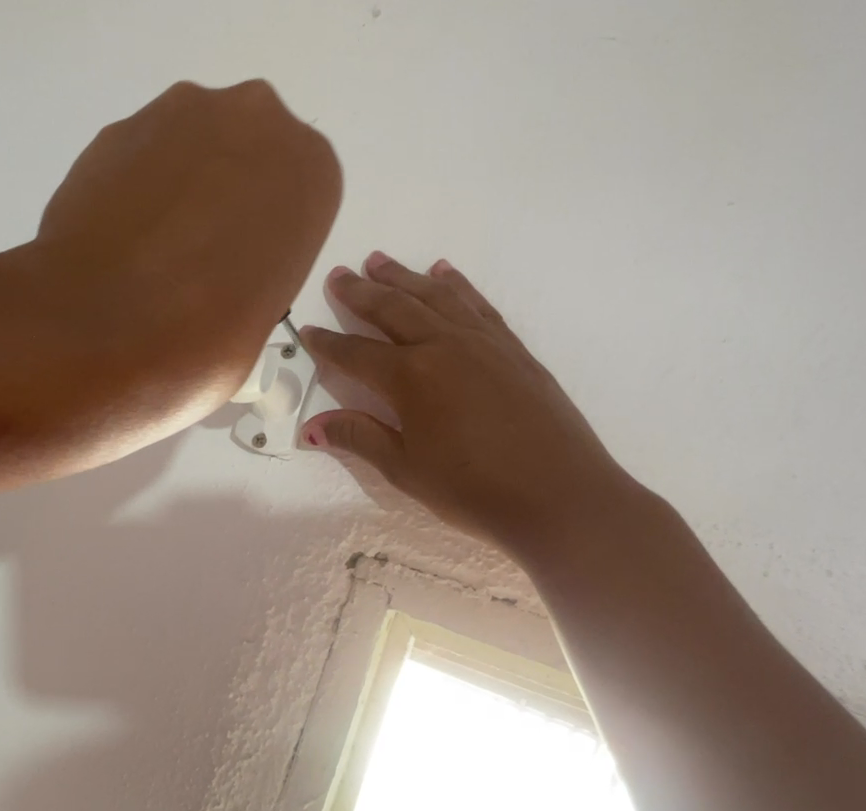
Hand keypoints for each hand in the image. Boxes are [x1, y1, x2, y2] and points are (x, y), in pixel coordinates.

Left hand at [32, 81, 340, 420]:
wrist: (101, 330)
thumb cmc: (202, 341)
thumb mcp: (260, 321)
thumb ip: (255, 276)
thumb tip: (221, 282)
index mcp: (310, 172)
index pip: (296, 197)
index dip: (263, 238)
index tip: (239, 272)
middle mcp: (255, 120)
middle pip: (244, 158)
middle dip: (222, 199)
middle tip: (193, 260)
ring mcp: (179, 115)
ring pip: (187, 151)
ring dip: (175, 191)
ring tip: (147, 255)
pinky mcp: (116, 131)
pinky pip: (135, 161)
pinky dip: (129, 194)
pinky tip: (115, 244)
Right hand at [301, 252, 647, 563]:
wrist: (559, 494)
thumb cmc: (472, 490)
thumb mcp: (405, 469)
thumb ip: (359, 437)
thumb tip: (311, 427)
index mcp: (409, 377)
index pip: (356, 354)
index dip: (328, 345)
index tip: (306, 332)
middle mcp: (443, 346)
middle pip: (393, 310)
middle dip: (361, 293)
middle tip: (339, 275)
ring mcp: (482, 342)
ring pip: (435, 297)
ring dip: (404, 277)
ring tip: (380, 261)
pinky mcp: (512, 348)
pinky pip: (476, 304)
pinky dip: (456, 285)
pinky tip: (444, 273)